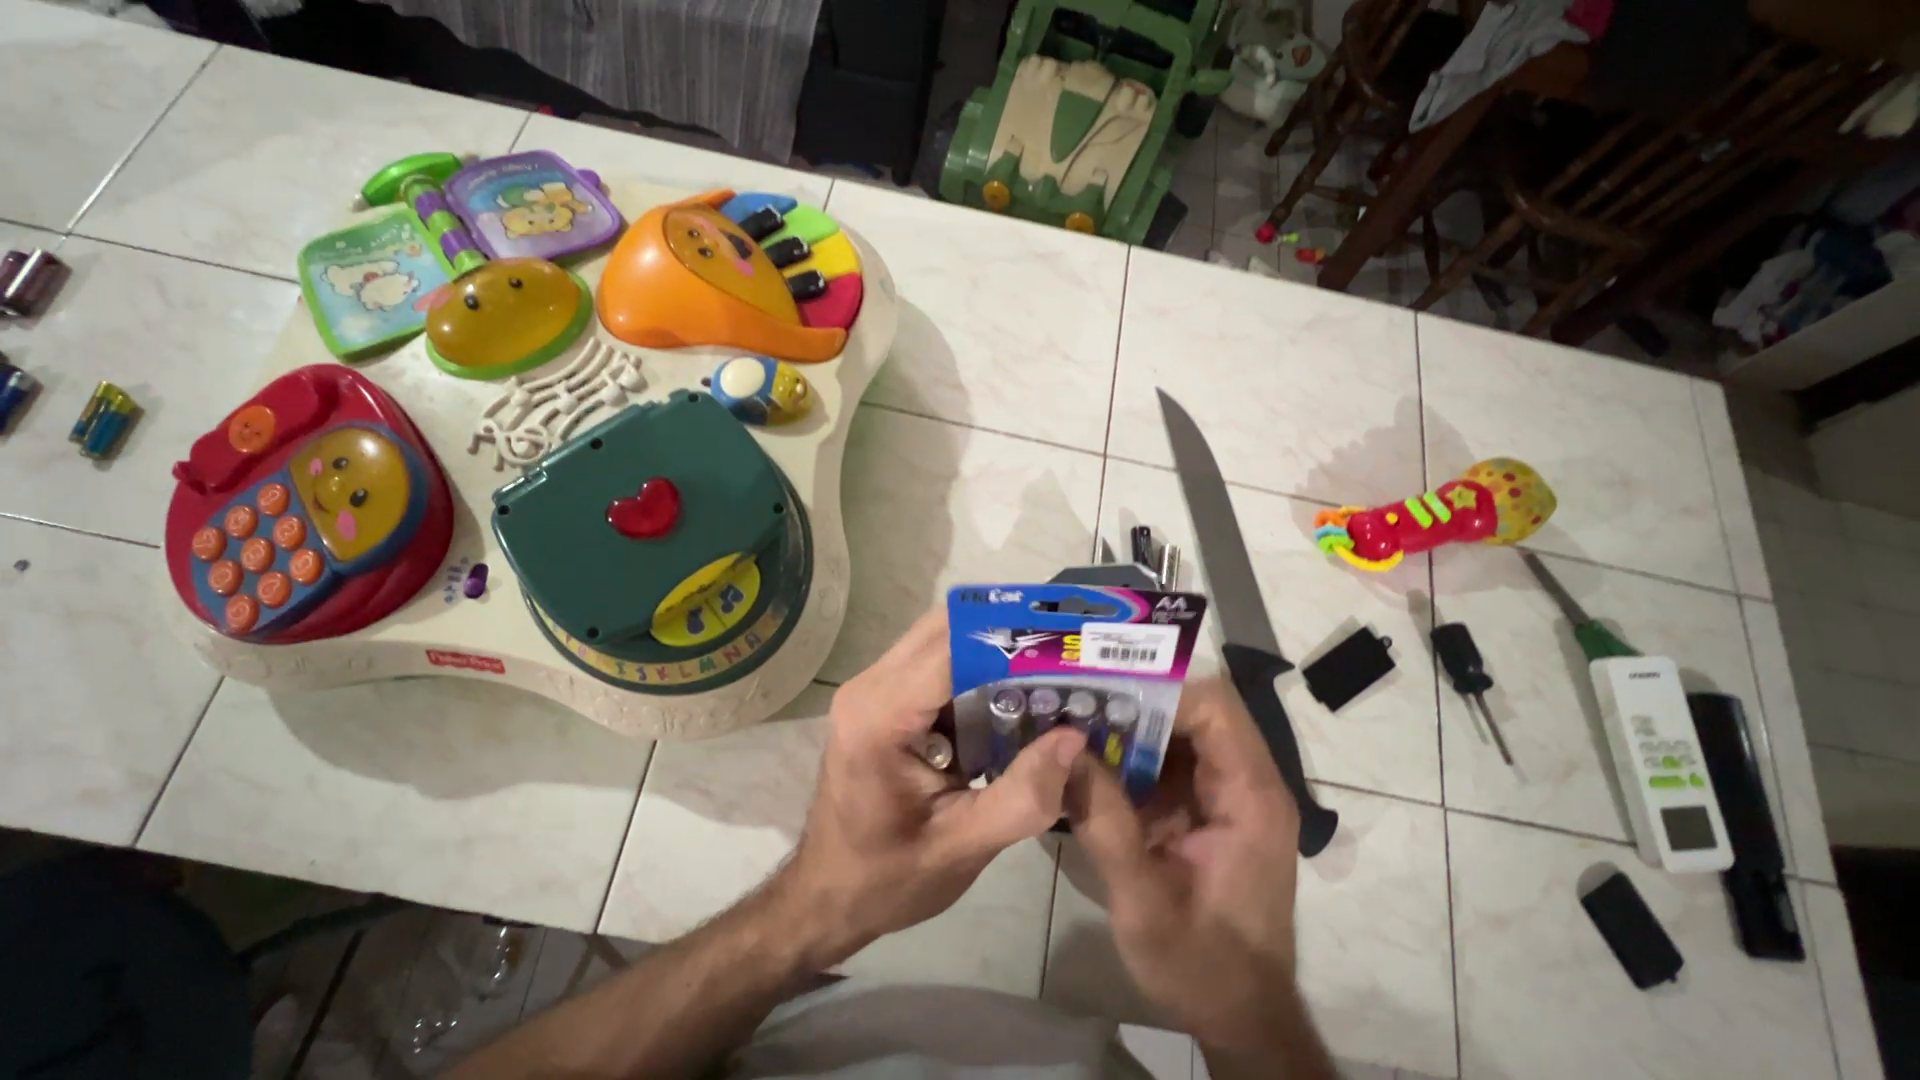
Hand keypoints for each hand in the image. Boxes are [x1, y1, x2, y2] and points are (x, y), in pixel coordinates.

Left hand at [778, 608, 1083, 966]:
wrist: (829, 895)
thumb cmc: (888, 879)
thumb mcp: (962, 847)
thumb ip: (1021, 797)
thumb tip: (1074, 737)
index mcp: (879, 718)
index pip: (953, 649)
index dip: (1012, 639)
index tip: (1071, 647)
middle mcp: (869, 689)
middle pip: (947, 630)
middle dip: (1011, 639)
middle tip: (1071, 660)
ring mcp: (872, 691)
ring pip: (944, 642)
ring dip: (997, 655)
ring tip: (1056, 677)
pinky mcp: (883, 701)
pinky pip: (937, 667)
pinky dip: (980, 675)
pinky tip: (1020, 701)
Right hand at [1067, 677, 1302, 1054]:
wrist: (1239, 1018)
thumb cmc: (1200, 963)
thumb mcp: (1143, 898)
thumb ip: (1105, 821)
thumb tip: (1064, 750)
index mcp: (1249, 797)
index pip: (1213, 707)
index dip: (1156, 690)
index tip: (1095, 692)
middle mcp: (1248, 786)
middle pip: (1195, 714)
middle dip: (1132, 705)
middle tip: (1070, 705)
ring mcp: (1230, 800)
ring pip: (1180, 738)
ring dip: (1128, 733)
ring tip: (1070, 730)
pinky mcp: (1211, 817)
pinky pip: (1172, 769)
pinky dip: (1132, 765)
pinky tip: (1088, 771)